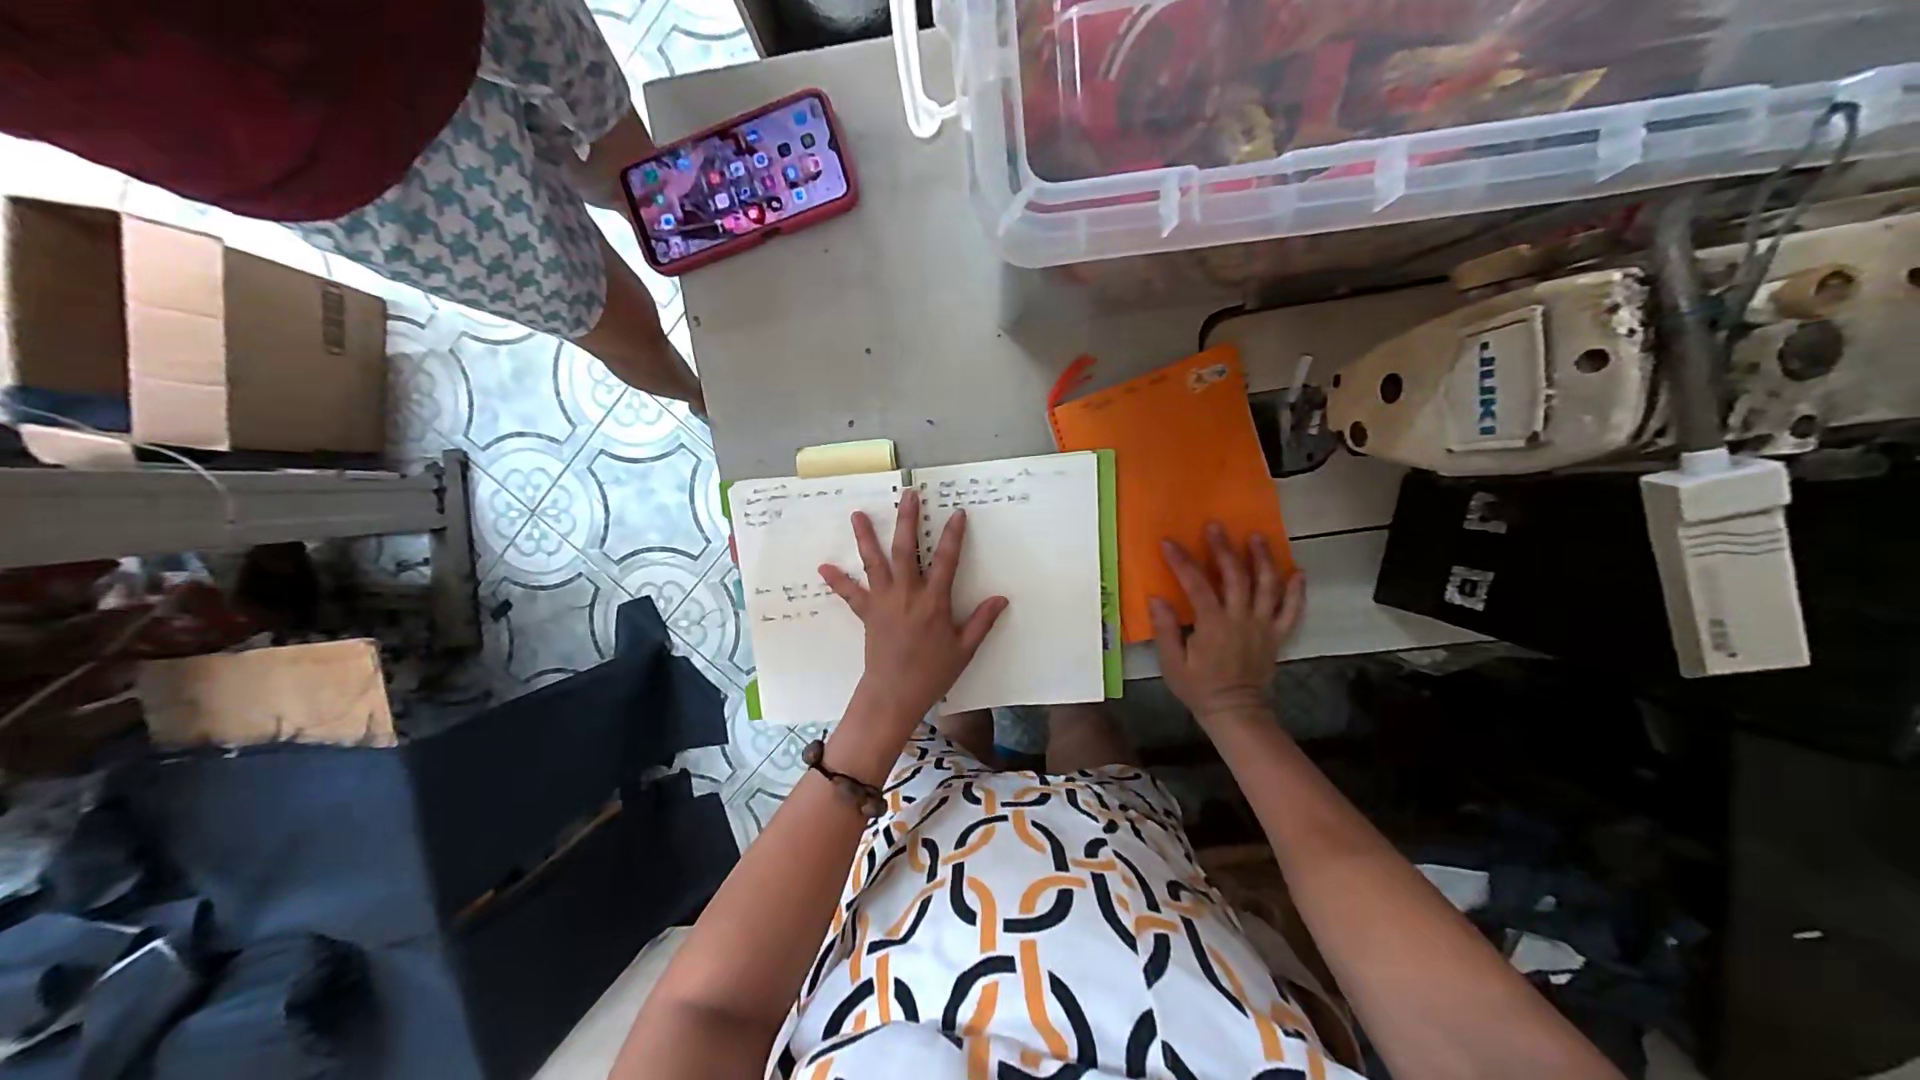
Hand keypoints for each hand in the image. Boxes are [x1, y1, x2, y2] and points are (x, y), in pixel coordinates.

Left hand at [820, 489, 1008, 730]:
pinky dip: (838, 580)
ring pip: (874, 563)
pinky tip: (823, 566)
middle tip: (908, 495)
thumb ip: (981, 622)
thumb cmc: (932, 673)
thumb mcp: (964, 649)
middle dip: (907, 520)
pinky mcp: (867, 614)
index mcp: (934, 602)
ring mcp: (883, 602)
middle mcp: (907, 595)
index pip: (947, 561)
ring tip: (857, 515)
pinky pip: (850, 594)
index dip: (953, 536)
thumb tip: (1001, 599)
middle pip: (907, 550)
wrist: (894, 695)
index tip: (956, 513)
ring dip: (866, 537)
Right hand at [1151, 524, 1304, 726]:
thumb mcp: (1172, 664)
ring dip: (1263, 558)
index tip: (1168, 543)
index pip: (1197, 585)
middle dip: (1223, 548)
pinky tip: (1298, 572)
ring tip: (1256, 536)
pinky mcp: (1277, 635)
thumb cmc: (1199, 688)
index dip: (1182, 562)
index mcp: (1213, 625)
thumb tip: (1157, 598)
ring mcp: (1263, 626)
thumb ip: (1165, 630)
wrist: (1235, 712)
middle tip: (1215, 526)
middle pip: (1235, 576)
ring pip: (1267, 585)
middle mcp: (1241, 619)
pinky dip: (1297, 591)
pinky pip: (1292, 610)